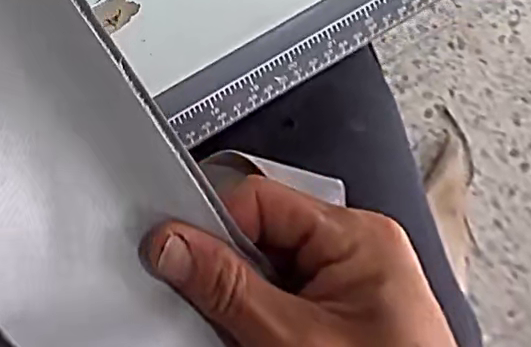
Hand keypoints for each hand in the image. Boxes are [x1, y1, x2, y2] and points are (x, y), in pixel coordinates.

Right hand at [146, 176, 456, 346]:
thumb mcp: (296, 341)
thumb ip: (228, 287)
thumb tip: (170, 243)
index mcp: (359, 234)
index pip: (256, 199)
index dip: (213, 226)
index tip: (179, 255)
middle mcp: (360, 247)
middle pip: (260, 230)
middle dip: (233, 269)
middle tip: (221, 311)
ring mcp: (356, 281)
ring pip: (268, 265)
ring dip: (247, 297)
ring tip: (251, 333)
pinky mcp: (350, 313)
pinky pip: (285, 291)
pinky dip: (264, 314)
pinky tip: (263, 336)